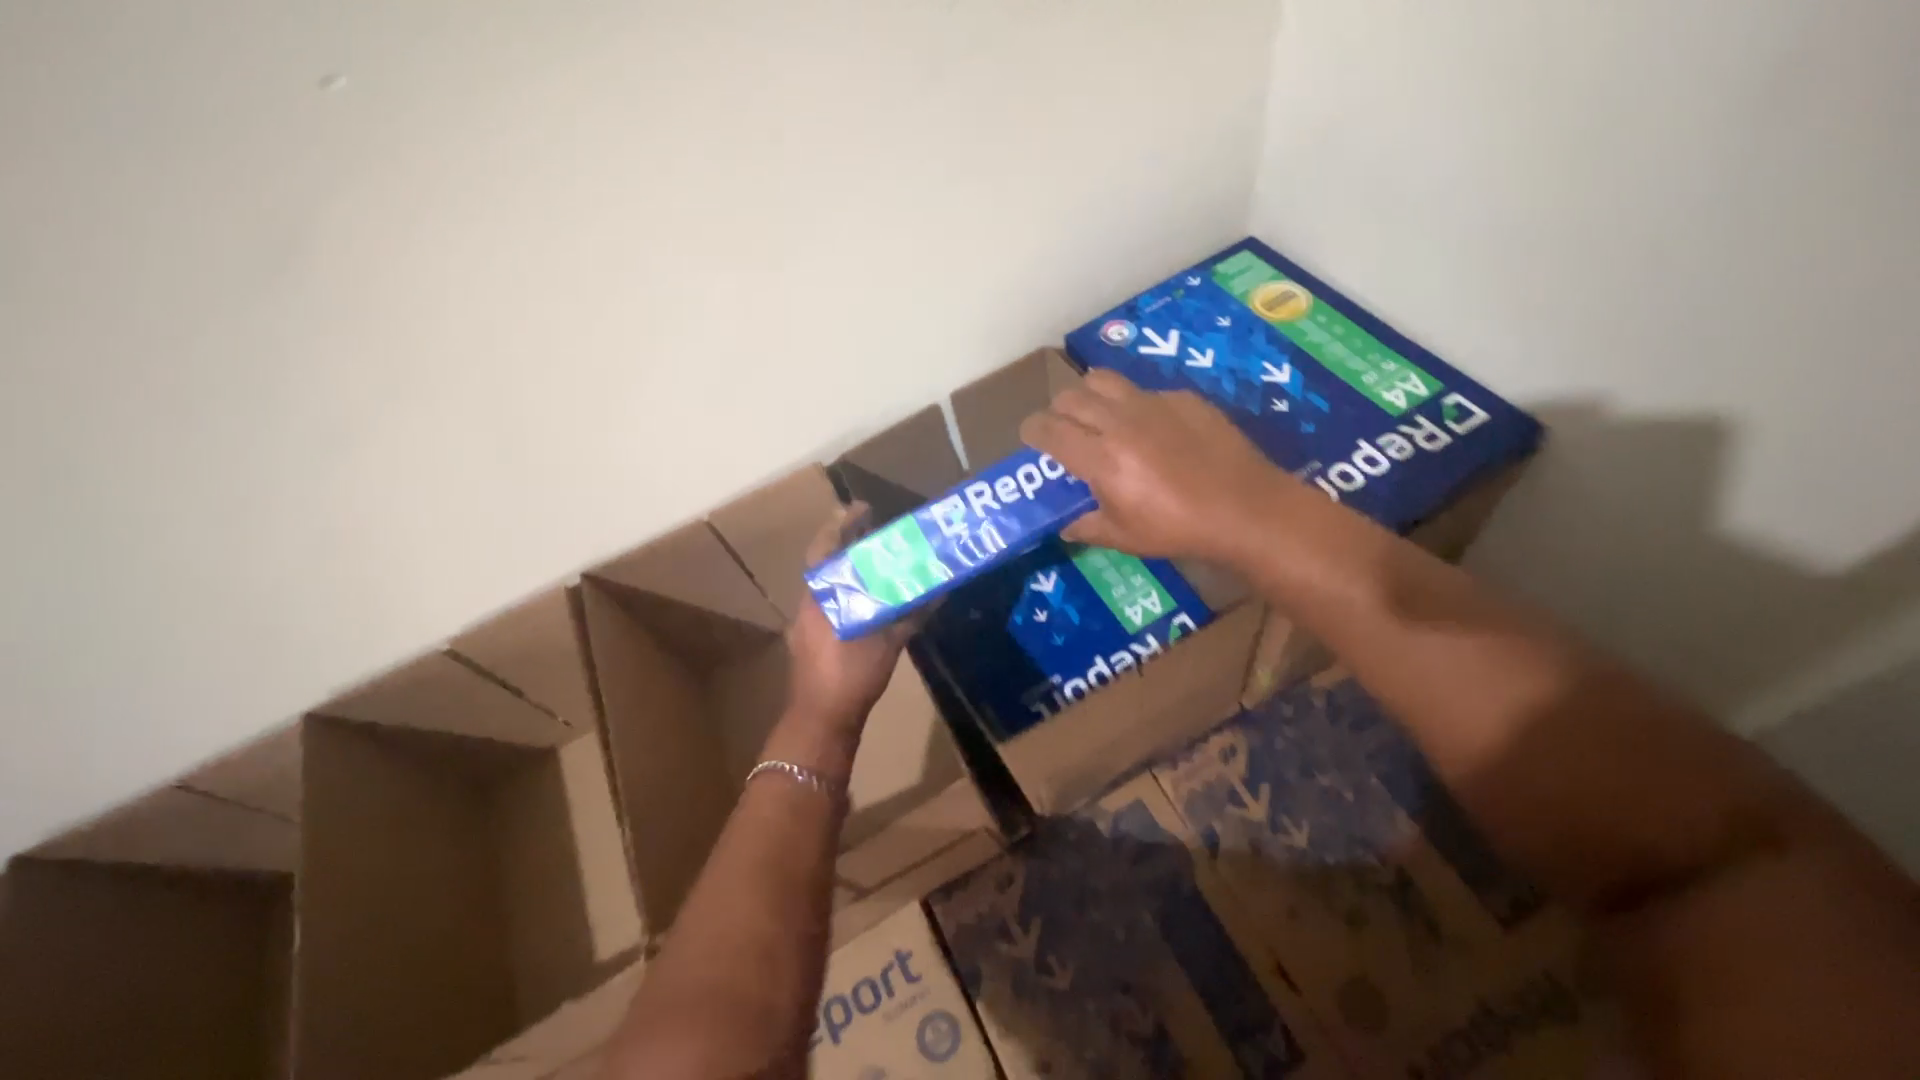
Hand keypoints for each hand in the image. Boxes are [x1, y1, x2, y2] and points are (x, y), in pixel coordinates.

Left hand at [785, 502, 915, 730]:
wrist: (821, 721)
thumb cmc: (851, 676)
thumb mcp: (888, 642)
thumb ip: (912, 615)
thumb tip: (938, 591)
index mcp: (821, 596)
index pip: (826, 547)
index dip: (842, 524)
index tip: (863, 507)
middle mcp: (809, 603)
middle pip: (827, 563)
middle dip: (849, 544)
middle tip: (876, 529)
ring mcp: (806, 624)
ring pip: (828, 585)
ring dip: (849, 570)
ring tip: (877, 560)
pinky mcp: (811, 642)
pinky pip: (830, 605)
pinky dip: (848, 594)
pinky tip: (870, 600)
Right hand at [1019, 370, 1304, 565]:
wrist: (1245, 509)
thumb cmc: (1178, 529)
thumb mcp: (1124, 538)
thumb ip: (1087, 526)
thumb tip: (1065, 525)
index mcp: (1100, 458)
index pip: (1048, 429)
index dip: (1032, 431)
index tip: (1031, 438)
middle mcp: (1120, 422)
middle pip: (1069, 397)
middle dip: (1058, 412)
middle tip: (1065, 430)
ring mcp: (1153, 404)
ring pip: (1103, 380)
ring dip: (1090, 396)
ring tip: (1100, 416)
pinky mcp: (1183, 398)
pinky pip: (1144, 391)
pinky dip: (1135, 406)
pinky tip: (1153, 431)